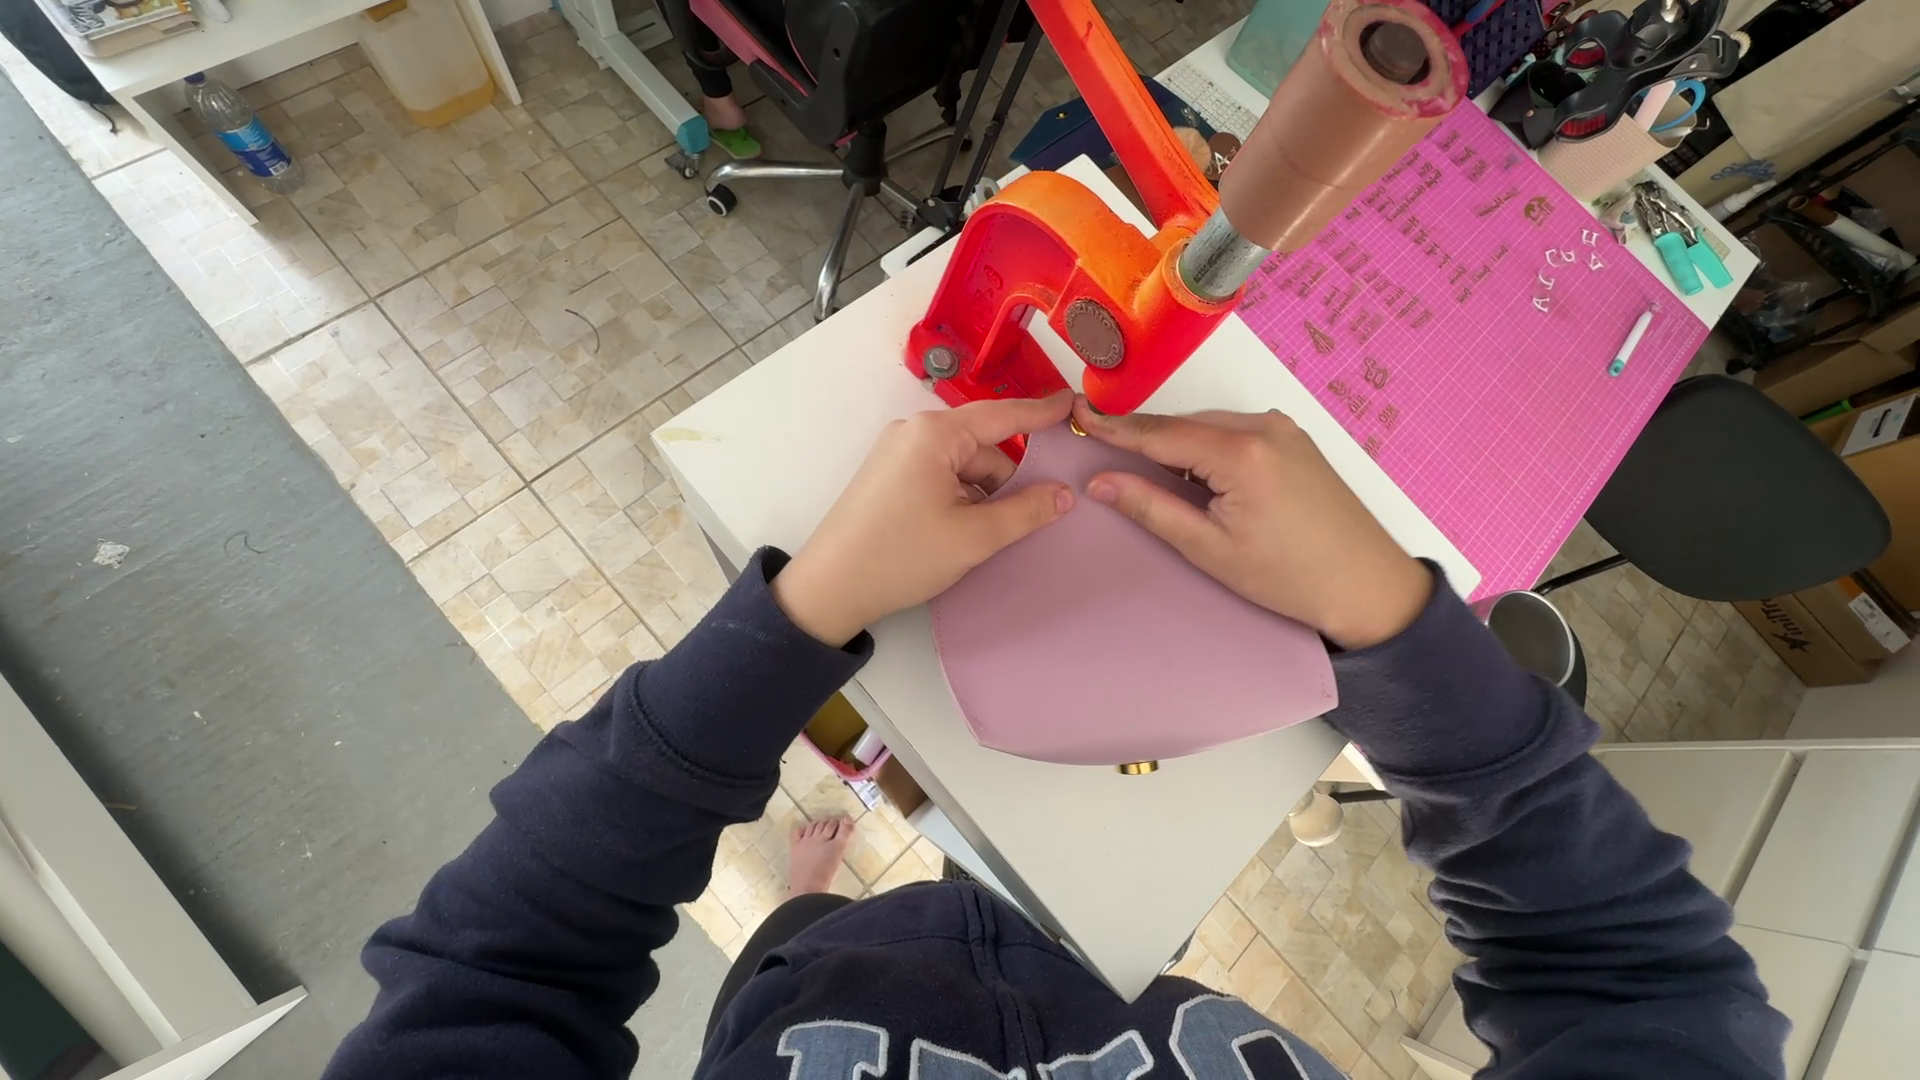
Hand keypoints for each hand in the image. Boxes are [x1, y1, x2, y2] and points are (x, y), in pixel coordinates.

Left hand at [773, 394, 1076, 644]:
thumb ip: (1026, 511)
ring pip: (963, 467)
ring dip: (982, 496)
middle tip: (1029, 518)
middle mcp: (914, 433)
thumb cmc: (901, 556)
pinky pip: (940, 477)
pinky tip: (962, 532)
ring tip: (984, 538)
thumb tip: (1064, 493)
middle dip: (1007, 480)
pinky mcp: (889, 477)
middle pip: (983, 447)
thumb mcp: (974, 537)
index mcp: (934, 434)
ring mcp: (897, 454)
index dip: (1041, 412)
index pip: (1003, 415)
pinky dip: (960, 499)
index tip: (1072, 404)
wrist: (830, 588)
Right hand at [1072, 398, 1430, 648]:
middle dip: (1143, 438)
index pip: (1160, 433)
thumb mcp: (1208, 548)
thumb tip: (1100, 482)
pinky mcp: (1294, 440)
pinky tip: (1194, 472)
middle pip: (1183, 426)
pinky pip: (1233, 433)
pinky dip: (1204, 447)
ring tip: (1143, 469)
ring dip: (1175, 445)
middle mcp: (1263, 427)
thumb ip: (1150, 507)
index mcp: (1241, 453)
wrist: (1367, 585)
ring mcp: (1283, 430)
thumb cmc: (1286, 576)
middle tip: (1100, 446)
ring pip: (1208, 427)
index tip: (1078, 414)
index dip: (1114, 426)